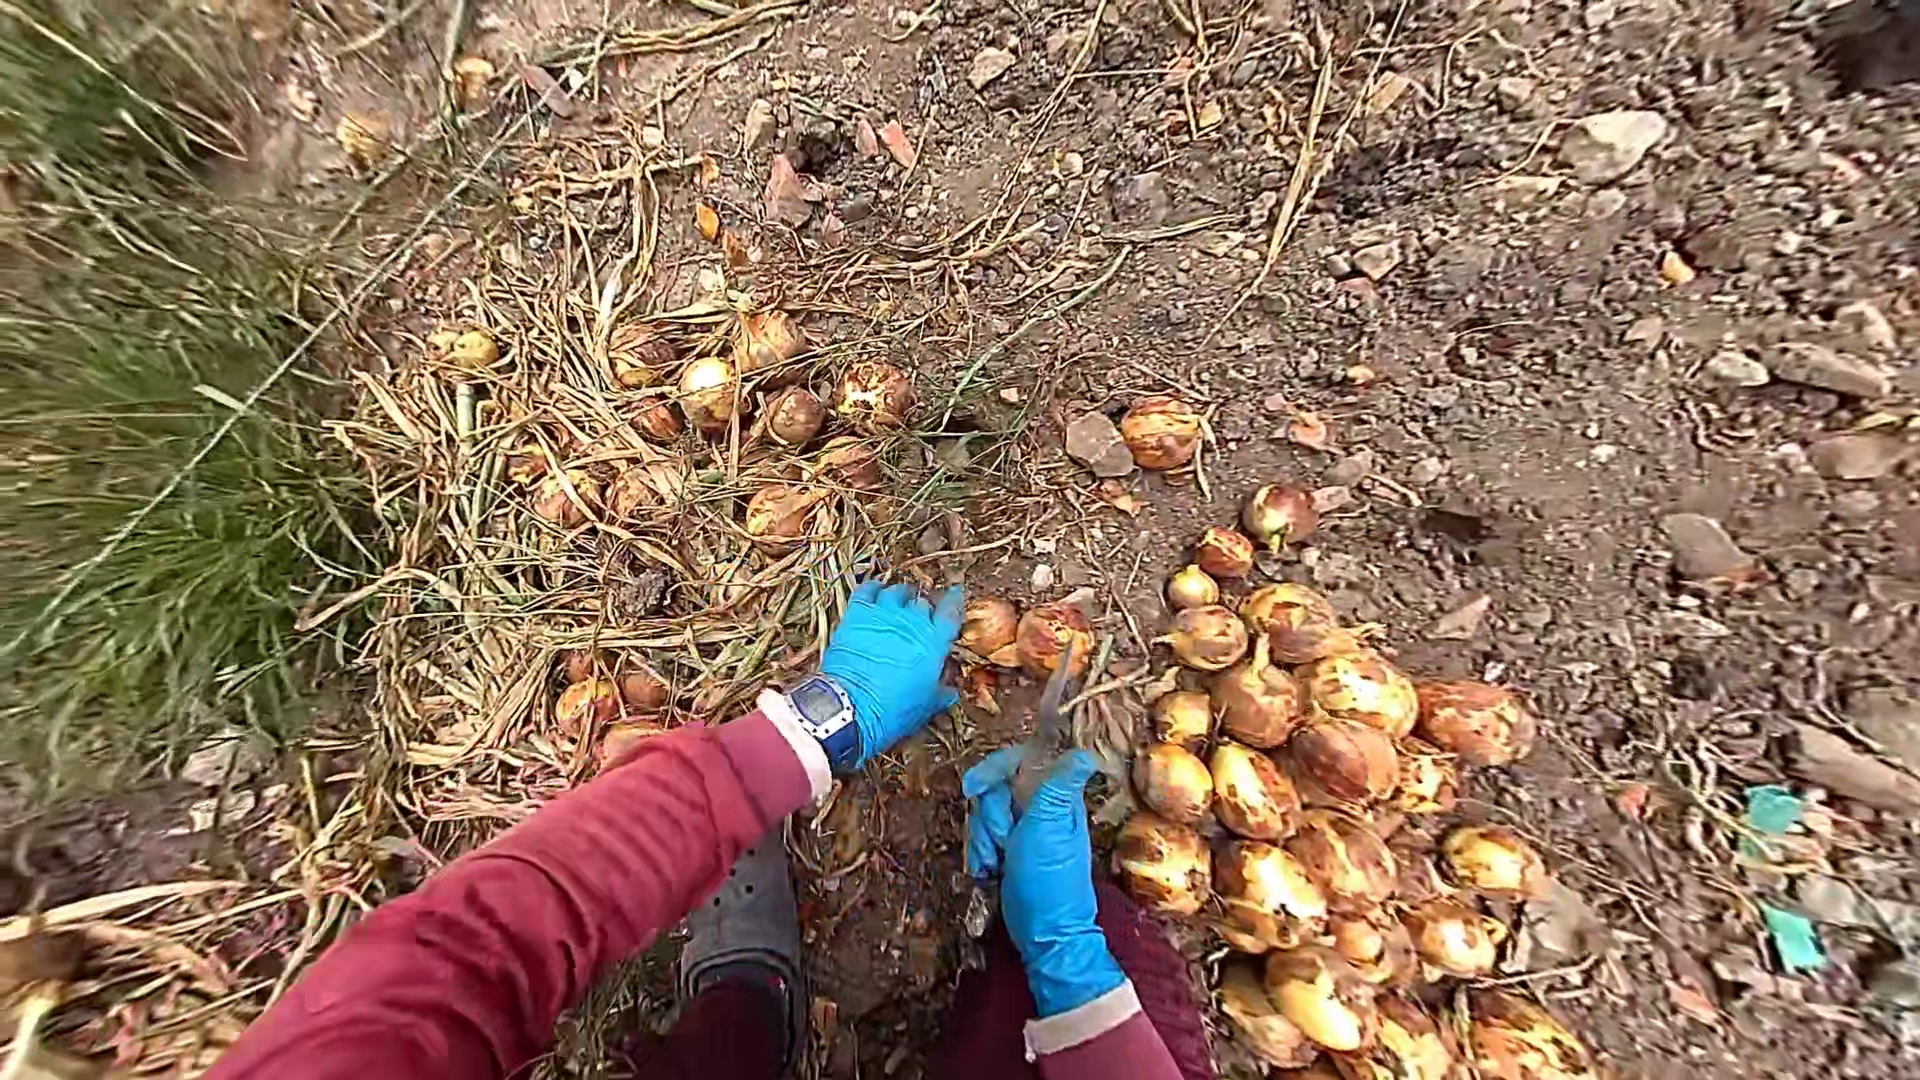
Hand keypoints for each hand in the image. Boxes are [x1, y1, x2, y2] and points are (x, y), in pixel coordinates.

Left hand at [820, 580, 962, 767]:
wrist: (851, 706)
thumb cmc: (894, 709)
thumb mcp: (926, 705)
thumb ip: (941, 693)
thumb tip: (951, 692)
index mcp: (934, 640)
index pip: (951, 611)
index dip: (953, 603)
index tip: (953, 600)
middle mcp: (912, 620)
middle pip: (922, 602)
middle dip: (922, 609)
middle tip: (919, 618)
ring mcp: (884, 613)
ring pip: (897, 591)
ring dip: (900, 595)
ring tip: (899, 601)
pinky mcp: (858, 613)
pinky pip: (868, 590)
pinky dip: (873, 588)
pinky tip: (875, 590)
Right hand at [963, 748, 1123, 1017]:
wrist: (1045, 934)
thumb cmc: (1049, 879)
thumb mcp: (1051, 828)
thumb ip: (1060, 786)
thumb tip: (1086, 754)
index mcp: (1054, 794)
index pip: (1018, 759)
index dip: (993, 769)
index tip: (973, 788)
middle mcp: (1038, 804)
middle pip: (995, 786)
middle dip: (990, 816)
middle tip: (1003, 842)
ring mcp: (1022, 827)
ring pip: (984, 811)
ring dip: (984, 838)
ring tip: (998, 862)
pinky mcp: (1007, 847)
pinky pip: (981, 834)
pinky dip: (981, 851)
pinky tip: (990, 869)